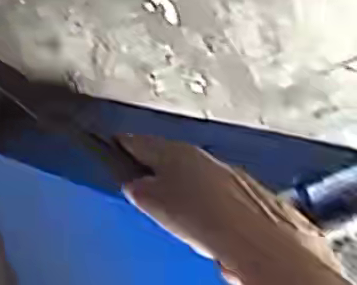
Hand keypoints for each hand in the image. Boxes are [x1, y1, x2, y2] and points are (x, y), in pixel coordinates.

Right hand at [119, 134, 345, 284]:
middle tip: (160, 204)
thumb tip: (137, 185)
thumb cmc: (201, 220)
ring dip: (205, 201)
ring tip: (200, 227)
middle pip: (178, 165)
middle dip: (169, 181)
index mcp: (173, 148)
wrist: (271, 255)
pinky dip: (237, 220)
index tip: (114, 164)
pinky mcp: (283, 212)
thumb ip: (135, 184)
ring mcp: (251, 184)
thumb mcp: (146, 200)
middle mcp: (211, 159)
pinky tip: (233, 238)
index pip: (131, 141)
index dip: (118, 152)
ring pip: (215, 187)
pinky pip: (247, 210)